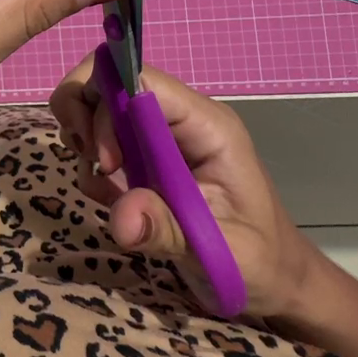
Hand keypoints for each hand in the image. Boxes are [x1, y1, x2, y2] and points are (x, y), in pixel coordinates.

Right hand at [50, 53, 318, 316]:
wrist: (274, 278)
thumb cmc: (261, 261)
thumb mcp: (220, 252)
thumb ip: (168, 230)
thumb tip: (120, 219)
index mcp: (205, 125)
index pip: (139, 78)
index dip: (107, 107)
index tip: (105, 160)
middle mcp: (177, 117)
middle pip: (106, 79)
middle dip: (83, 115)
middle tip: (91, 162)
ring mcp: (157, 133)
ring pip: (95, 104)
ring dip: (84, 140)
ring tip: (105, 186)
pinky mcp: (143, 152)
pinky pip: (98, 137)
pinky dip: (90, 164)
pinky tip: (111, 197)